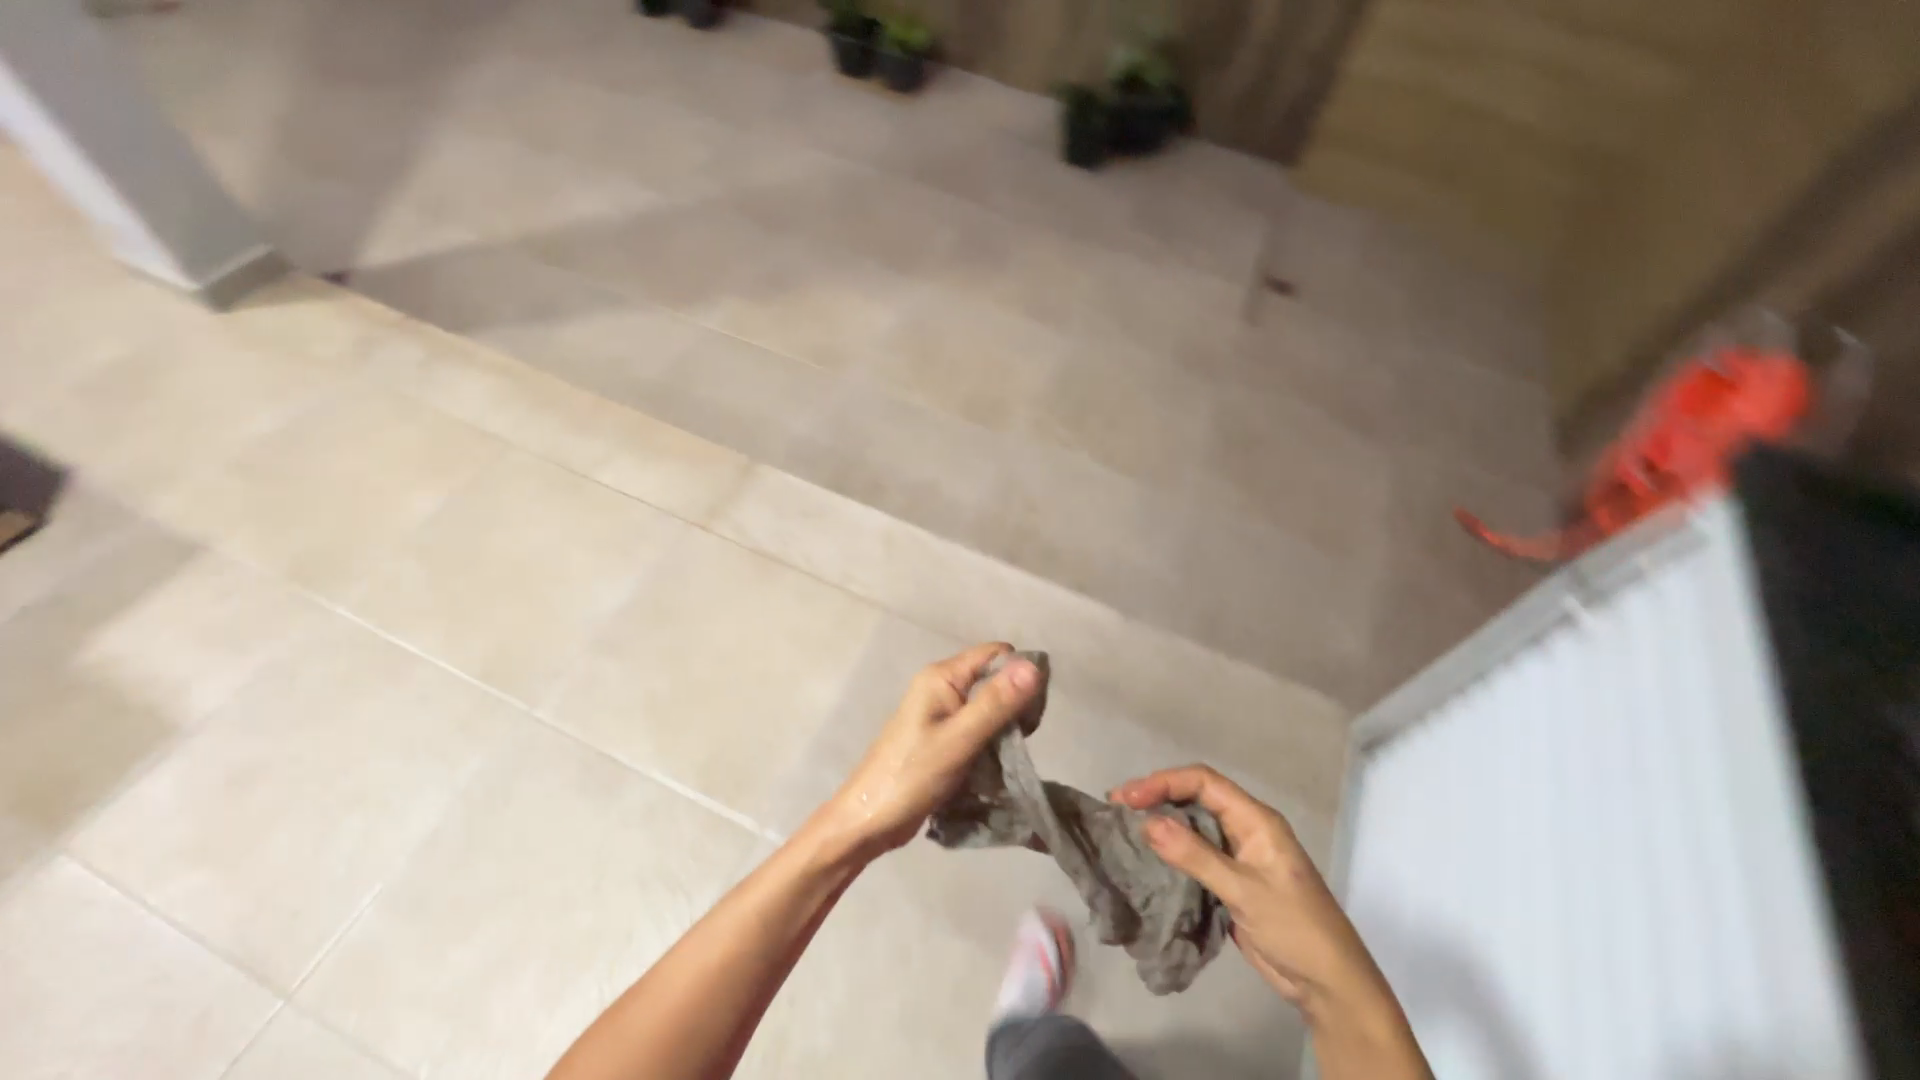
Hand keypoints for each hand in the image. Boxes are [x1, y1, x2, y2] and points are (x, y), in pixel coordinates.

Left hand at [813, 643, 1041, 859]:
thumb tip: (1034, 665)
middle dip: (1016, 704)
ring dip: (1006, 728)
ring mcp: (942, 715)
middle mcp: (942, 688)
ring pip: (991, 708)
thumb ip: (996, 703)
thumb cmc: (910, 777)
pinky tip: (997, 766)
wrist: (869, 822)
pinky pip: (980, 730)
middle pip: (996, 680)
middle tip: (1022, 739)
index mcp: (942, 677)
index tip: (1033, 711)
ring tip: (1009, 757)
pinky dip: (994, 744)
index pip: (997, 654)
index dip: (1021, 674)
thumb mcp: (959, 739)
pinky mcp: (945, 740)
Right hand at [1112, 766, 1395, 1018]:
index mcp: (1257, 820)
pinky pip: (1196, 856)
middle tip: (1117, 809)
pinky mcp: (1231, 882)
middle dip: (1157, 798)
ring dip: (1161, 825)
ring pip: (1194, 826)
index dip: (1164, 783)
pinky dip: (1171, 853)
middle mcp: (1247, 830)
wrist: (1328, 984)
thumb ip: (1196, 856)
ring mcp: (1239, 856)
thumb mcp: (1244, 891)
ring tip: (1125, 829)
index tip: (1128, 798)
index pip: (1204, 783)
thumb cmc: (1295, 929)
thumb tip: (1148, 822)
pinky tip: (1147, 860)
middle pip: (1196, 798)